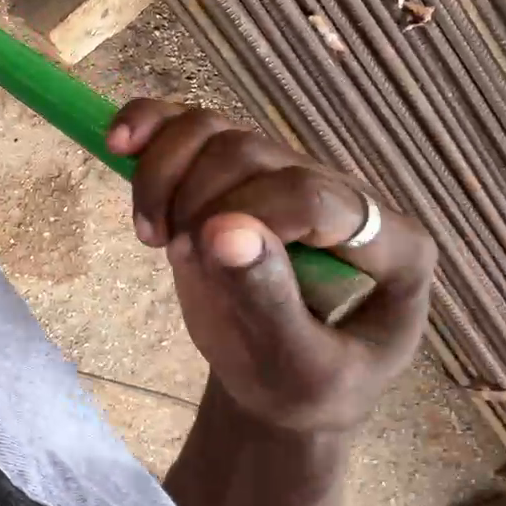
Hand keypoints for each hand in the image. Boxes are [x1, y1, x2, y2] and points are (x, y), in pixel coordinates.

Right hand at [108, 100, 437, 432]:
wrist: (269, 377)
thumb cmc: (296, 382)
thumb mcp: (291, 363)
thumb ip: (267, 299)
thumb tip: (224, 231)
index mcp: (388, 245)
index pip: (312, 194)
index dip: (248, 213)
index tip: (200, 257)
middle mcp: (338, 193)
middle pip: (247, 153)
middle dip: (192, 201)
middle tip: (175, 256)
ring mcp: (277, 173)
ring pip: (206, 129)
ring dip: (158, 174)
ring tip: (151, 233)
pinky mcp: (224, 167)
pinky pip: (179, 123)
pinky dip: (142, 125)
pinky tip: (117, 145)